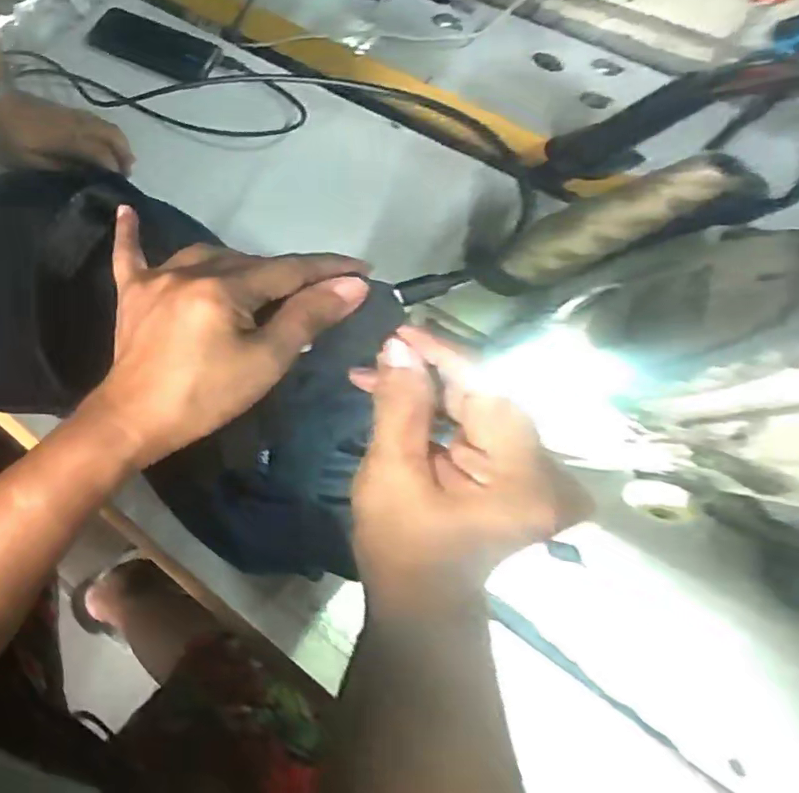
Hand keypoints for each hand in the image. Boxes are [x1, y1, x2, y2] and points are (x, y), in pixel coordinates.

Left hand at [0, 90, 134, 173]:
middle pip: (112, 135)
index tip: (118, 187)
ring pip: (106, 125)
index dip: (113, 170)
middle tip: (126, 173)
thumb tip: (80, 176)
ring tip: (120, 161)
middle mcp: (77, 123)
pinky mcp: (64, 110)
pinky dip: (106, 133)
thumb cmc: (0, 134)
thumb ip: (53, 167)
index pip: (101, 154)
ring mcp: (71, 114)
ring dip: (117, 142)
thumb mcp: (22, 159)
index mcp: (68, 138)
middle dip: (123, 153)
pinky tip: (100, 144)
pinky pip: (95, 121)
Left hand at [77, 206, 368, 464]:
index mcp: (220, 289)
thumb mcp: (266, 361)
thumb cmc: (205, 395)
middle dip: (283, 273)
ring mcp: (152, 281)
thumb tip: (349, 283)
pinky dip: (128, 235)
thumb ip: (306, 316)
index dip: (326, 270)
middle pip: (244, 263)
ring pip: (201, 257)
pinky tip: (125, 210)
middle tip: (315, 291)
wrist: (136, 416)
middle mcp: (184, 274)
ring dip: (233, 263)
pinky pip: (128, 256)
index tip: (362, 269)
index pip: (285, 270)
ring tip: (260, 279)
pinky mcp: (130, 294)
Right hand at [348, 327, 592, 618]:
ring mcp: (536, 477)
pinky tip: (392, 396)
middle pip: (491, 401)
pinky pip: (473, 427)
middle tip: (380, 349)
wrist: (418, 592)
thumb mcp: (392, 469)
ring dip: (427, 389)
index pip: (496, 396)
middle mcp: (550, 475)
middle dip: (432, 372)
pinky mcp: (515, 476)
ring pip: (479, 410)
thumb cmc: (400, 538)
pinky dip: (433, 410)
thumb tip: (396, 348)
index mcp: (529, 480)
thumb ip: (399, 407)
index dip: (450, 358)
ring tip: (372, 373)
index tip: (402, 332)